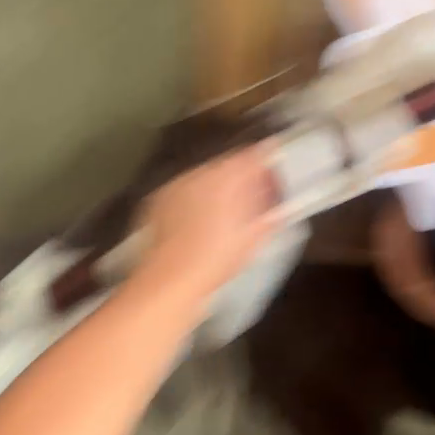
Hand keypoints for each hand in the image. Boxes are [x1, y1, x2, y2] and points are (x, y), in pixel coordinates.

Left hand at [140, 146, 278, 293]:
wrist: (170, 279)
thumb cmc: (217, 259)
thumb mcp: (254, 236)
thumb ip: (269, 211)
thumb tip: (276, 202)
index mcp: (227, 176)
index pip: (253, 155)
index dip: (266, 168)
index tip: (272, 183)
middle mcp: (200, 172)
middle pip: (227, 166)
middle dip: (240, 182)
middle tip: (251, 205)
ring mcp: (176, 184)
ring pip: (204, 179)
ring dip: (216, 192)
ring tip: (223, 220)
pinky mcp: (158, 199)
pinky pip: (184, 193)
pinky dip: (193, 203)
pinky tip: (197, 226)